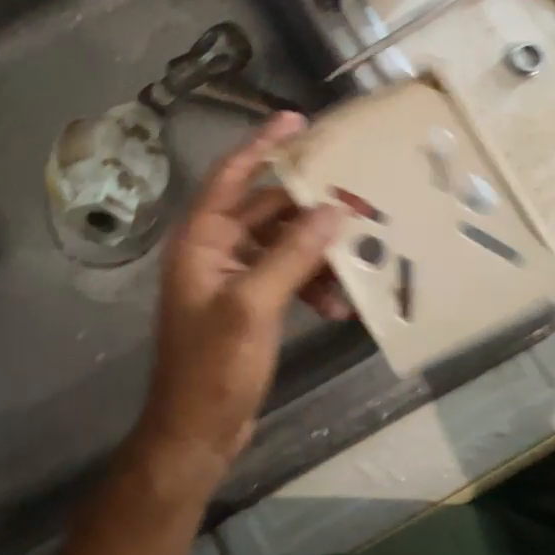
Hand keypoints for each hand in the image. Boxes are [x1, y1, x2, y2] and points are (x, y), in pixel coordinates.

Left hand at [135, 112, 347, 472]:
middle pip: (266, 209)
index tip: (297, 120)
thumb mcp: (253, 306)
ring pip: (282, 244)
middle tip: (358, 198)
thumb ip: (292, 254)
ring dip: (316, 252)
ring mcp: (230, 277)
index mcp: (201, 238)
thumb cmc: (213, 366)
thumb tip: (332, 209)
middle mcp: (213, 249)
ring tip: (355, 261)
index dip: (262, 145)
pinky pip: (285, 276)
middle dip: (310, 208)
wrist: (195, 433)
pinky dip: (310, 284)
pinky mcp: (247, 303)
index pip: (232, 176)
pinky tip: (338, 305)